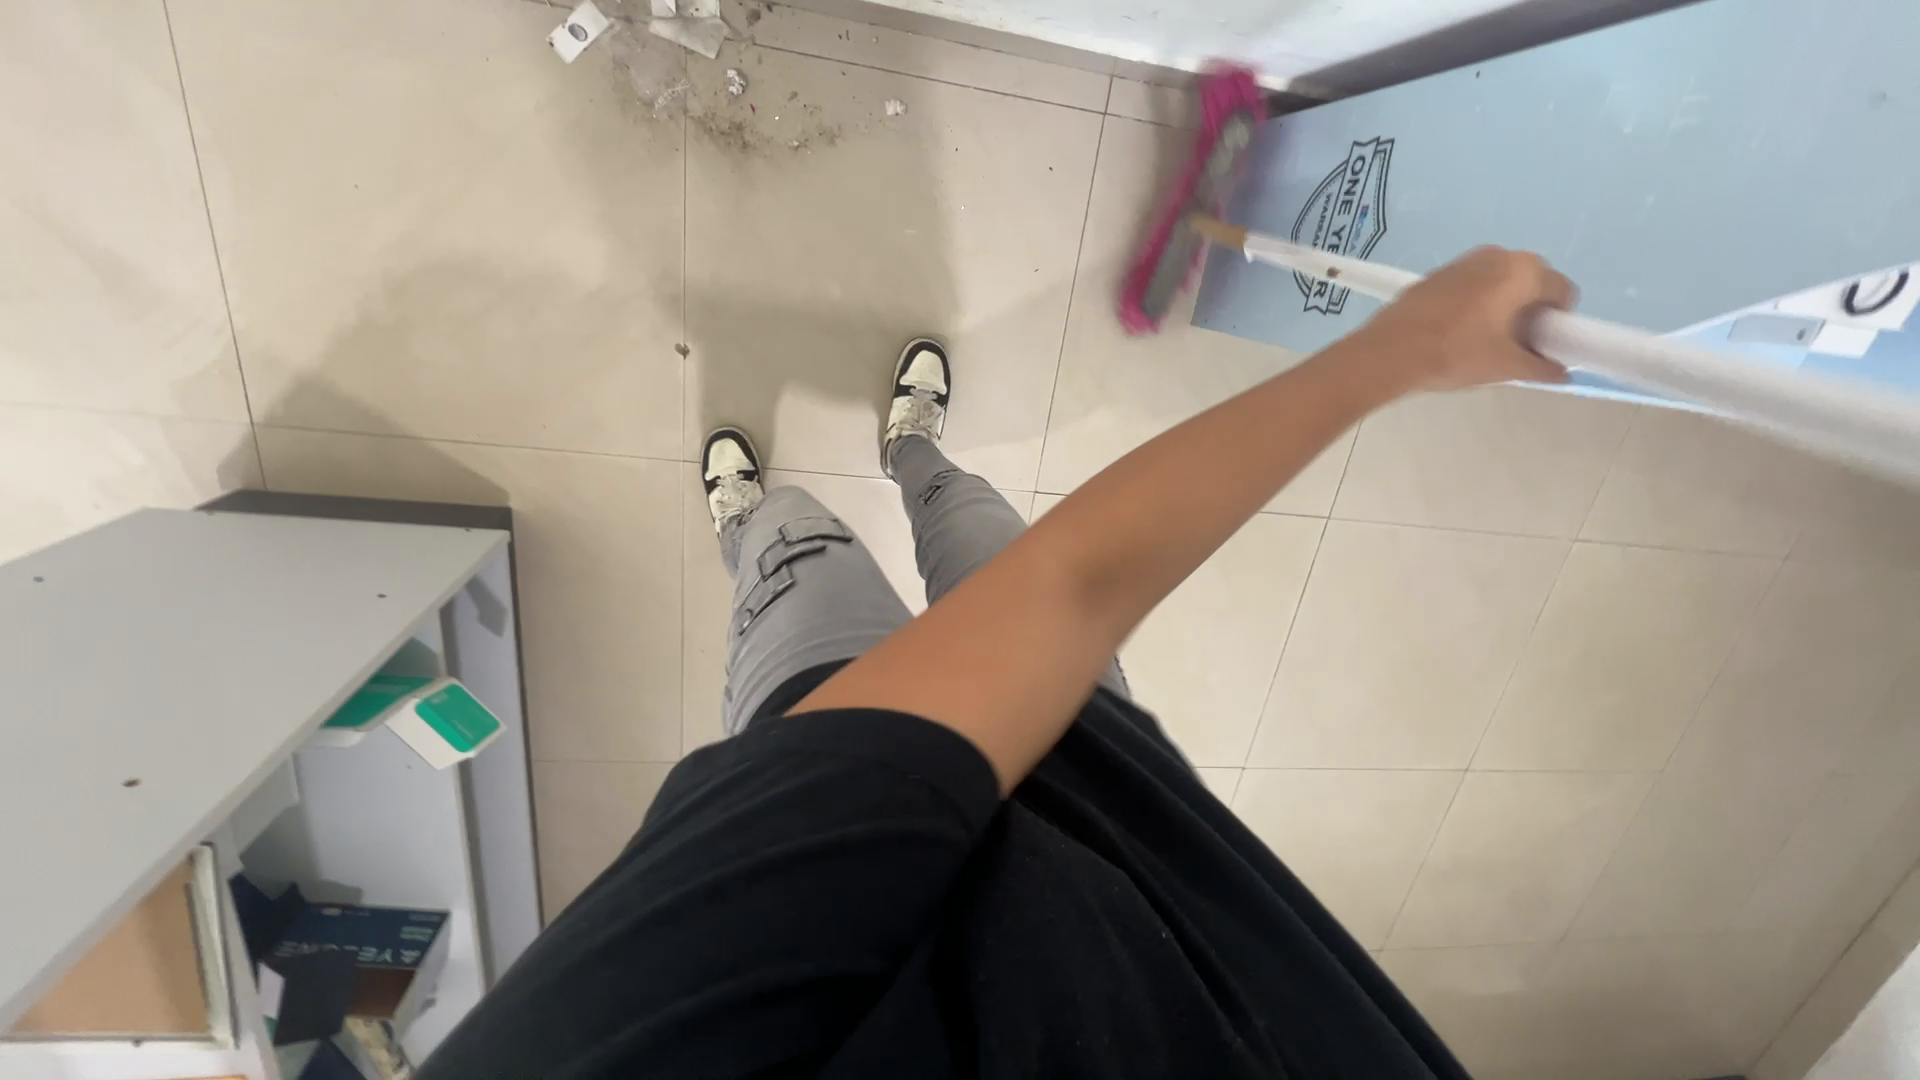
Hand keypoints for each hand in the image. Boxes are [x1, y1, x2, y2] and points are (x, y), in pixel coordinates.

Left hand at [1355, 246, 1575, 392]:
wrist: (1386, 354)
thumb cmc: (1453, 354)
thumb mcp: (1505, 367)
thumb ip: (1541, 367)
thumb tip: (1561, 372)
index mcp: (1523, 270)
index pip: (1562, 292)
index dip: (1556, 323)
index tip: (1539, 347)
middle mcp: (1496, 256)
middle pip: (1529, 285)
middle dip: (1527, 314)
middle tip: (1510, 346)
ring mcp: (1460, 263)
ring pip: (1496, 285)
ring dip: (1498, 309)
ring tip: (1478, 343)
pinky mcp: (1432, 276)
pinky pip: (1466, 288)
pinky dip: (1470, 305)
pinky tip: (1452, 334)